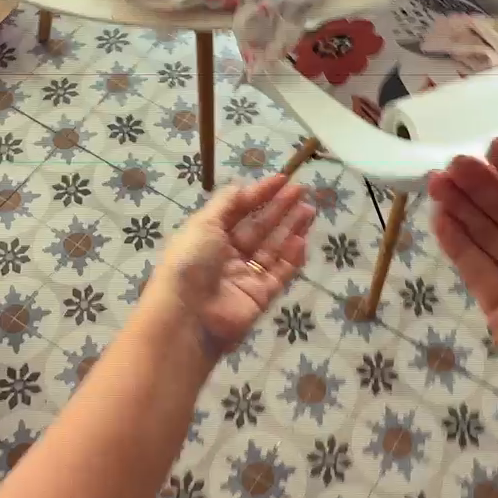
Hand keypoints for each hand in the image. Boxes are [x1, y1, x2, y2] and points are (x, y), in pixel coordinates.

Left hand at [149, 174, 314, 356]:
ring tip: (309, 209)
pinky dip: (291, 257)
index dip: (260, 194)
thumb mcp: (202, 224)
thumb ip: (225, 204)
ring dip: (291, 228)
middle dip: (280, 208)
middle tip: (302, 191)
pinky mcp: (261, 296)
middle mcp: (228, 254)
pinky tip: (302, 239)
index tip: (282, 179)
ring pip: (273, 248)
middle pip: (259, 227)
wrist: (188, 318)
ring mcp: (245, 276)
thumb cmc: (190, 263)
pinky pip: (280, 273)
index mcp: (209, 236)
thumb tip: (241, 187)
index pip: (239, 210)